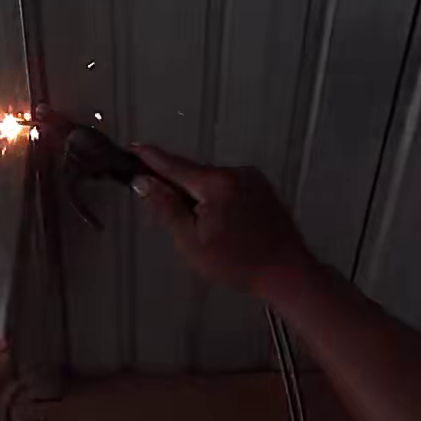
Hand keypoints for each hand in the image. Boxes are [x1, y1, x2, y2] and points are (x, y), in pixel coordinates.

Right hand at [130, 144, 313, 293]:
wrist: (287, 274)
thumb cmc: (235, 262)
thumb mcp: (190, 240)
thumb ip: (166, 207)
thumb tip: (143, 181)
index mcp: (216, 183)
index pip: (174, 166)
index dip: (150, 157)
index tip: (132, 146)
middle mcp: (236, 173)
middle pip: (192, 174)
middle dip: (174, 185)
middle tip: (159, 206)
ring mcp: (253, 180)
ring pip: (209, 181)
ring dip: (194, 194)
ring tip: (193, 224)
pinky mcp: (262, 190)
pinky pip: (226, 186)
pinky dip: (212, 197)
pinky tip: (214, 221)